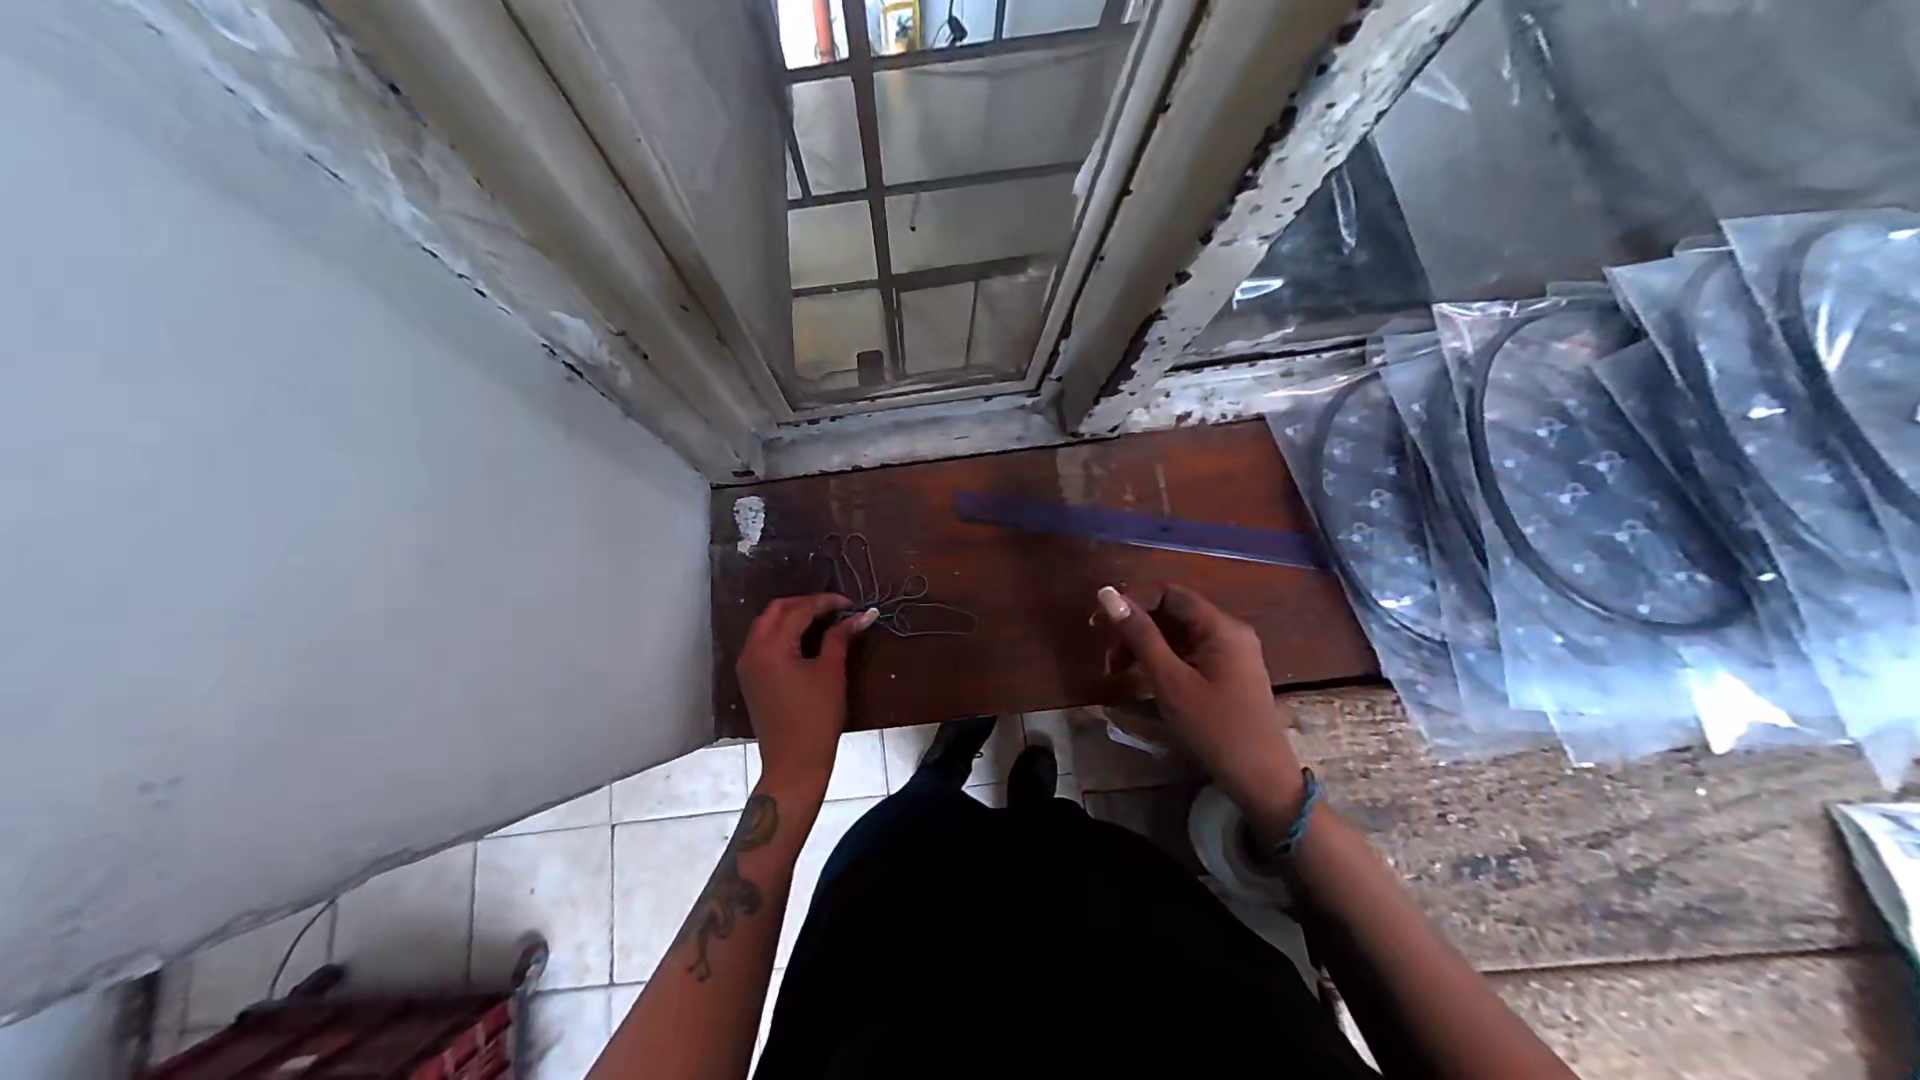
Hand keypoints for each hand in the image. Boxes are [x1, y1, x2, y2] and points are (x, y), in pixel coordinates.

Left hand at [736, 595, 878, 794]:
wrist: (794, 762)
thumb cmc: (816, 718)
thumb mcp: (831, 672)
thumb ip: (841, 637)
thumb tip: (863, 615)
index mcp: (771, 648)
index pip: (798, 610)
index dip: (826, 602)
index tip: (850, 604)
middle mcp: (752, 650)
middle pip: (776, 610)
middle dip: (805, 603)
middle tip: (835, 609)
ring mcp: (747, 664)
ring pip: (766, 624)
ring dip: (792, 616)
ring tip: (822, 619)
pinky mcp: (750, 677)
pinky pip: (763, 641)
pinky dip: (782, 632)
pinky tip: (805, 637)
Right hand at [1097, 584, 1304, 820]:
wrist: (1260, 780)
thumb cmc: (1214, 728)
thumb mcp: (1170, 681)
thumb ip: (1139, 635)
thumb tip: (1107, 594)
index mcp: (1221, 626)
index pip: (1168, 594)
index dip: (1131, 601)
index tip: (1099, 624)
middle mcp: (1229, 631)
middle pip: (1173, 612)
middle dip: (1136, 627)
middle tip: (1107, 656)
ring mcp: (1230, 653)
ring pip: (1178, 634)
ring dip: (1145, 645)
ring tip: (1118, 671)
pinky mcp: (1227, 672)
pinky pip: (1188, 652)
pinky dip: (1162, 659)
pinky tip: (1143, 677)